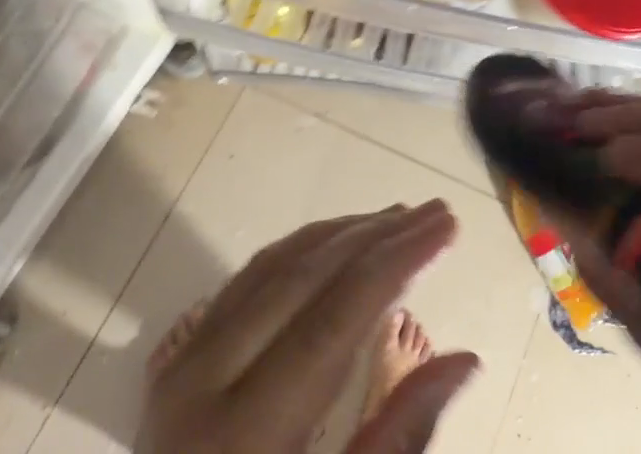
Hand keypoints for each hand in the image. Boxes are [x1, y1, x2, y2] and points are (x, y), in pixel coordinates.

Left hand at [139, 201, 479, 453]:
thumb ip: (399, 437)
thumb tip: (465, 360)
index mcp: (245, 431)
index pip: (334, 321)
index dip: (395, 264)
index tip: (446, 226)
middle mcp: (202, 384)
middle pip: (301, 281)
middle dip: (376, 236)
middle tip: (434, 210)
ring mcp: (180, 367)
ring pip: (269, 270)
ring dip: (339, 234)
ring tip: (396, 217)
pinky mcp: (175, 361)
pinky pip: (243, 283)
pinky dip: (296, 252)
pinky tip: (332, 243)